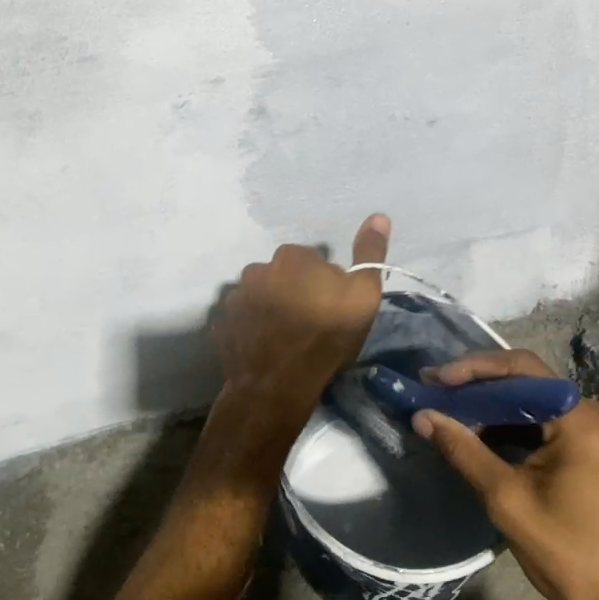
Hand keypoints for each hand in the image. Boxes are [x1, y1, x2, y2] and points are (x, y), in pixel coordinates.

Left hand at [208, 214, 390, 437]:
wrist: (278, 383)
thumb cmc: (326, 335)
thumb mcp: (362, 294)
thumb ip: (369, 252)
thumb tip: (378, 216)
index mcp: (292, 256)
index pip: (313, 261)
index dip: (325, 284)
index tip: (330, 307)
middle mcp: (258, 268)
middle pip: (282, 276)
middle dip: (293, 292)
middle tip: (308, 323)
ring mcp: (234, 296)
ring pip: (259, 296)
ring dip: (269, 308)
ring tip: (283, 337)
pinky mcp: (220, 322)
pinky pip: (240, 318)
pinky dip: (249, 327)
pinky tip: (263, 346)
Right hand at [412, 350, 598, 599]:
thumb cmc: (567, 554)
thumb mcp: (506, 500)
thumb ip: (463, 450)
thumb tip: (422, 416)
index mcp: (583, 421)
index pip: (523, 369)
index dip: (474, 368)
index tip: (434, 379)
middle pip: (531, 382)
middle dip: (481, 387)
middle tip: (435, 394)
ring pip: (540, 401)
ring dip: (497, 407)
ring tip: (452, 413)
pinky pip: (553, 421)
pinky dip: (519, 425)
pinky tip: (485, 434)